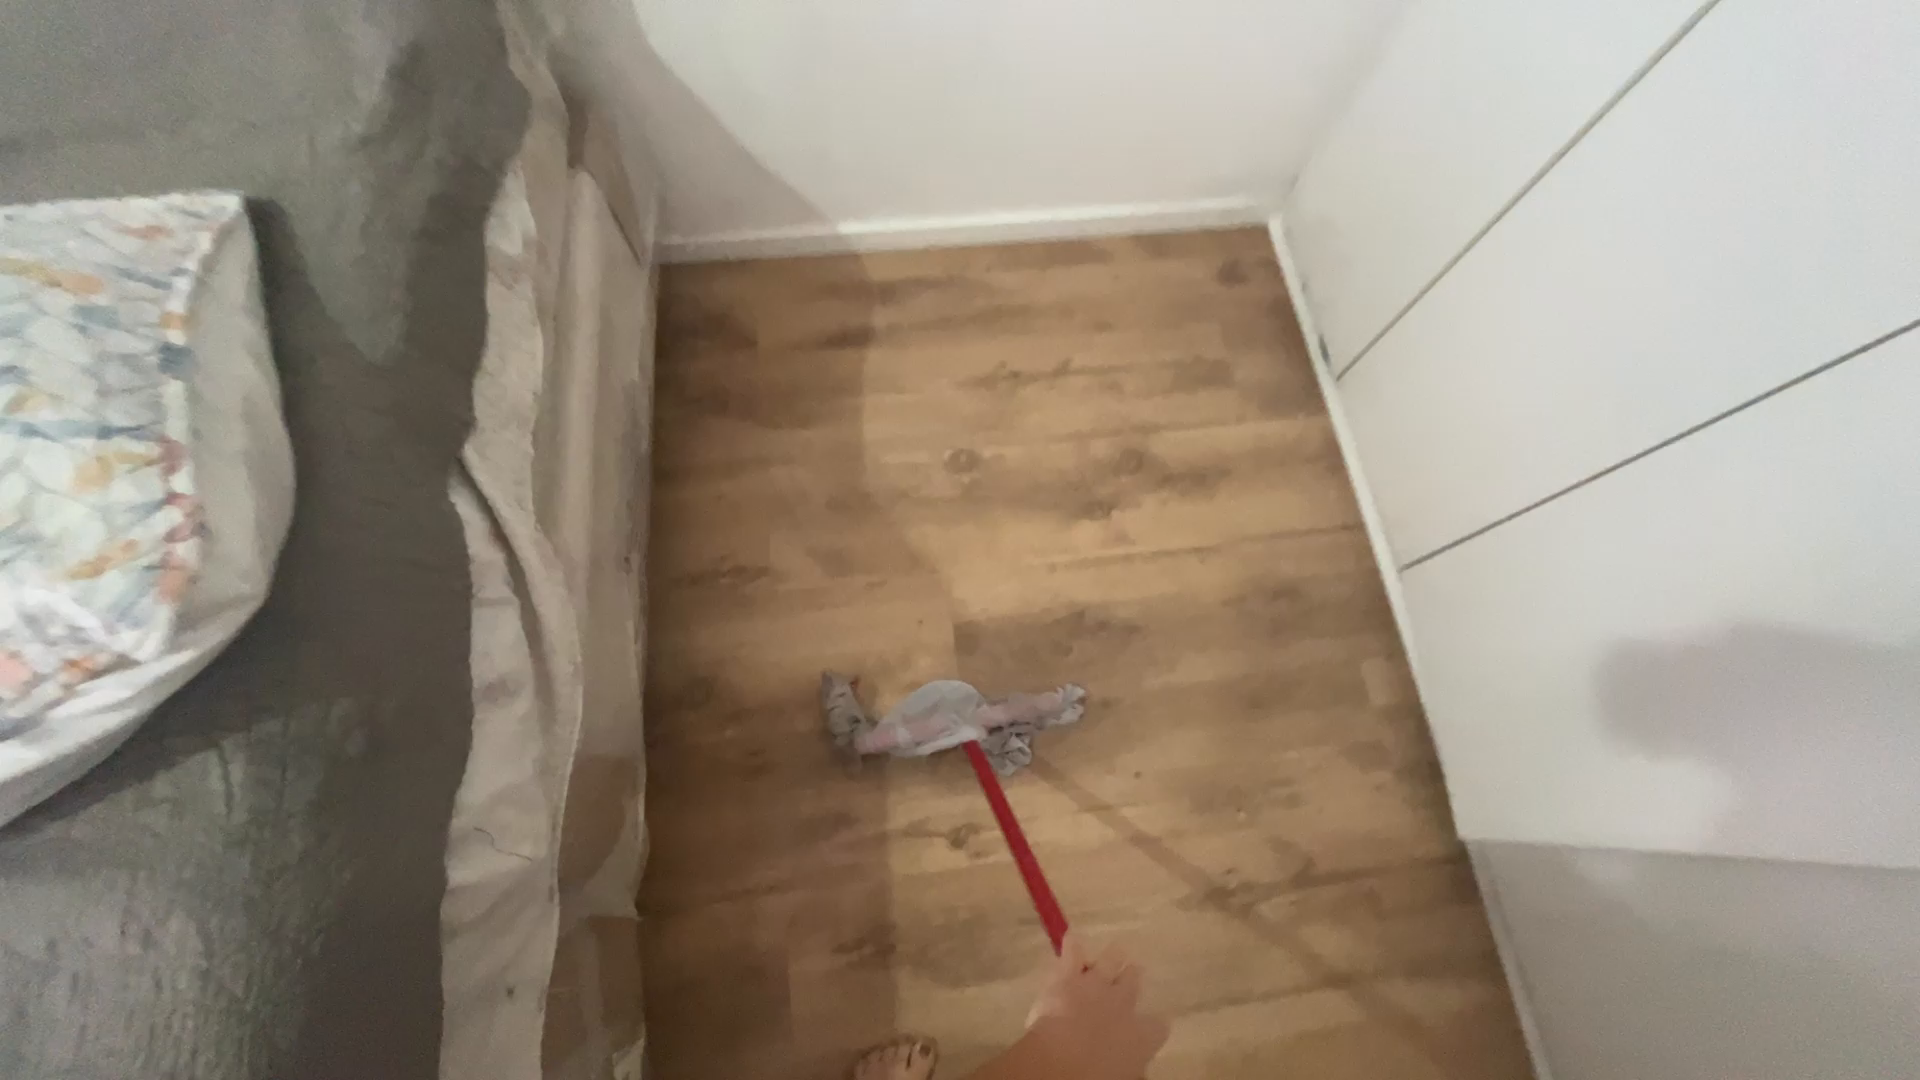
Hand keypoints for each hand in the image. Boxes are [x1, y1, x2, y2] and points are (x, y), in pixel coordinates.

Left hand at [1024, 935, 1169, 1077]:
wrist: (1064, 1060)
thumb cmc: (1097, 1079)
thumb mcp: (1126, 1076)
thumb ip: (1133, 1069)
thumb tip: (1136, 1069)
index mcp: (1141, 1037)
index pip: (1158, 1027)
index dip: (1156, 1026)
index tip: (1157, 1024)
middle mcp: (1122, 1004)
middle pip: (1132, 984)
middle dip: (1133, 978)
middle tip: (1134, 971)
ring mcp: (1096, 984)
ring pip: (1109, 961)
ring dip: (1113, 957)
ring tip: (1117, 951)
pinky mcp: (1069, 975)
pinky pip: (1074, 951)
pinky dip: (1074, 945)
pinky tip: (1072, 939)